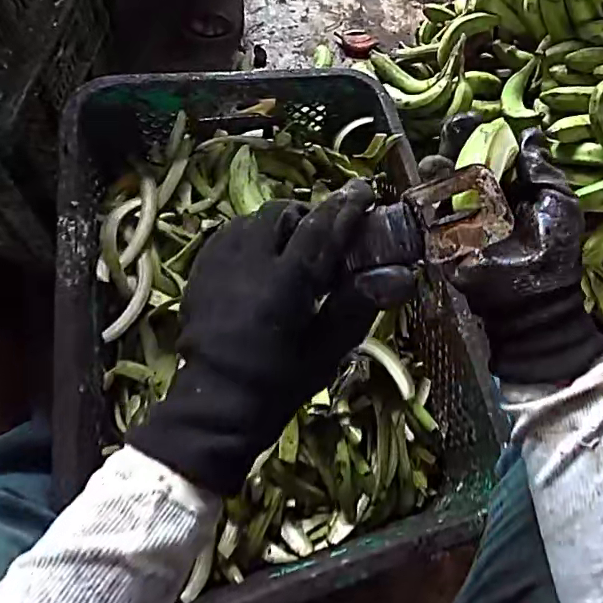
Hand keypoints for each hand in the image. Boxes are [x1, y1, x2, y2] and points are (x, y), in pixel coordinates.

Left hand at [128, 180, 380, 494]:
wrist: (215, 410)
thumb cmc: (279, 383)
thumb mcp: (328, 350)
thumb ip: (360, 304)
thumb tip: (402, 274)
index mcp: (284, 285)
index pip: (320, 229)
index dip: (346, 207)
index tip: (364, 192)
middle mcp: (247, 265)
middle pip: (283, 214)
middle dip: (309, 217)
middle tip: (326, 236)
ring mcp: (218, 266)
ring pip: (254, 219)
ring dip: (280, 225)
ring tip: (294, 248)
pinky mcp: (200, 272)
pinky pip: (230, 235)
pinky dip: (252, 236)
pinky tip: (262, 258)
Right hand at [419, 126, 602, 383]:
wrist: (532, 300)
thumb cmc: (553, 250)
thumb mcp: (557, 200)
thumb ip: (542, 166)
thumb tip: (531, 133)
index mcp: (512, 187)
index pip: (494, 151)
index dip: (486, 134)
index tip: (482, 120)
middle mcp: (484, 197)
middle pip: (464, 159)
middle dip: (459, 140)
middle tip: (459, 125)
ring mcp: (461, 216)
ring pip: (443, 180)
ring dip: (441, 163)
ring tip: (444, 156)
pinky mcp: (442, 236)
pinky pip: (429, 209)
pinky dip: (428, 192)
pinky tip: (432, 176)